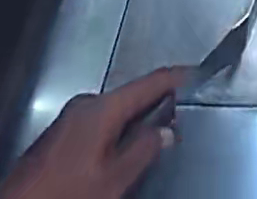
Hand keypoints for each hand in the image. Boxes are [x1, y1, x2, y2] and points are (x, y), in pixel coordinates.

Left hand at [0, 66, 189, 198]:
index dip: (176, 78)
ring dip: (136, 124)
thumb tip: (167, 128)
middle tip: (182, 117)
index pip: (149, 82)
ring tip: (157, 139)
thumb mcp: (112, 182)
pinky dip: (117, 135)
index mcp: (102, 108)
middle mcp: (86, 104)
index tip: (198, 74)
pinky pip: (98, 127)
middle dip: (156, 105)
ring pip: (114, 115)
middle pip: (131, 97)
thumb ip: (143, 151)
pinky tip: (123, 156)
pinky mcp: (58, 140)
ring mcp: (69, 121)